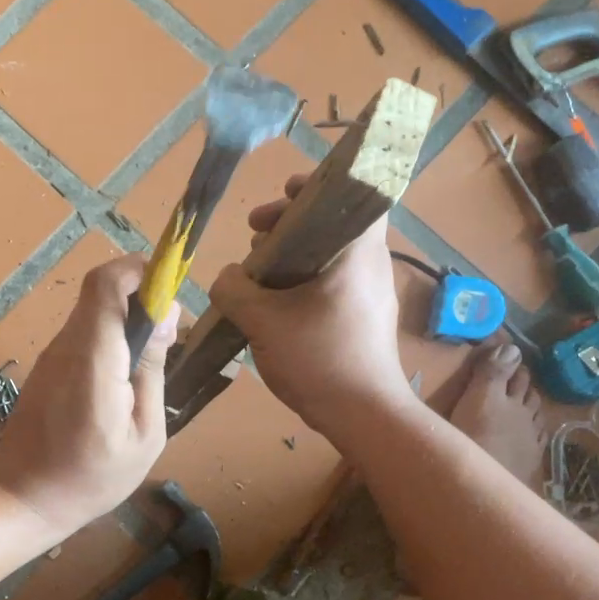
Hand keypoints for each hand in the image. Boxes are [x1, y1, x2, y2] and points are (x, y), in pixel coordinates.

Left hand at [0, 257, 174, 533]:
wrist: (25, 499)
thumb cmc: (93, 478)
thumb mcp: (144, 433)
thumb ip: (152, 368)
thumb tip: (166, 314)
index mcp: (92, 361)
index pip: (106, 283)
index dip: (140, 272)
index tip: (170, 292)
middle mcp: (64, 348)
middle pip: (101, 295)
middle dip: (140, 301)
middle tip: (168, 339)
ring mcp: (49, 357)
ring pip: (91, 316)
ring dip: (124, 326)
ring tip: (146, 368)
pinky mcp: (43, 370)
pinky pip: (80, 339)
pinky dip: (106, 345)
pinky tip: (119, 385)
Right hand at [209, 177, 413, 436]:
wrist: (363, 412)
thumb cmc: (318, 358)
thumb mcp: (262, 322)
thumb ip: (234, 289)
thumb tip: (226, 277)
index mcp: (357, 251)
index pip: (351, 192)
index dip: (314, 187)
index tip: (280, 196)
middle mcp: (372, 263)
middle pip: (333, 222)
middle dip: (291, 222)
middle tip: (255, 232)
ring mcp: (372, 292)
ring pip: (330, 254)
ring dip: (294, 254)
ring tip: (258, 272)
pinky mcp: (365, 317)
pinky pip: (333, 282)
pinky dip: (304, 280)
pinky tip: (276, 305)